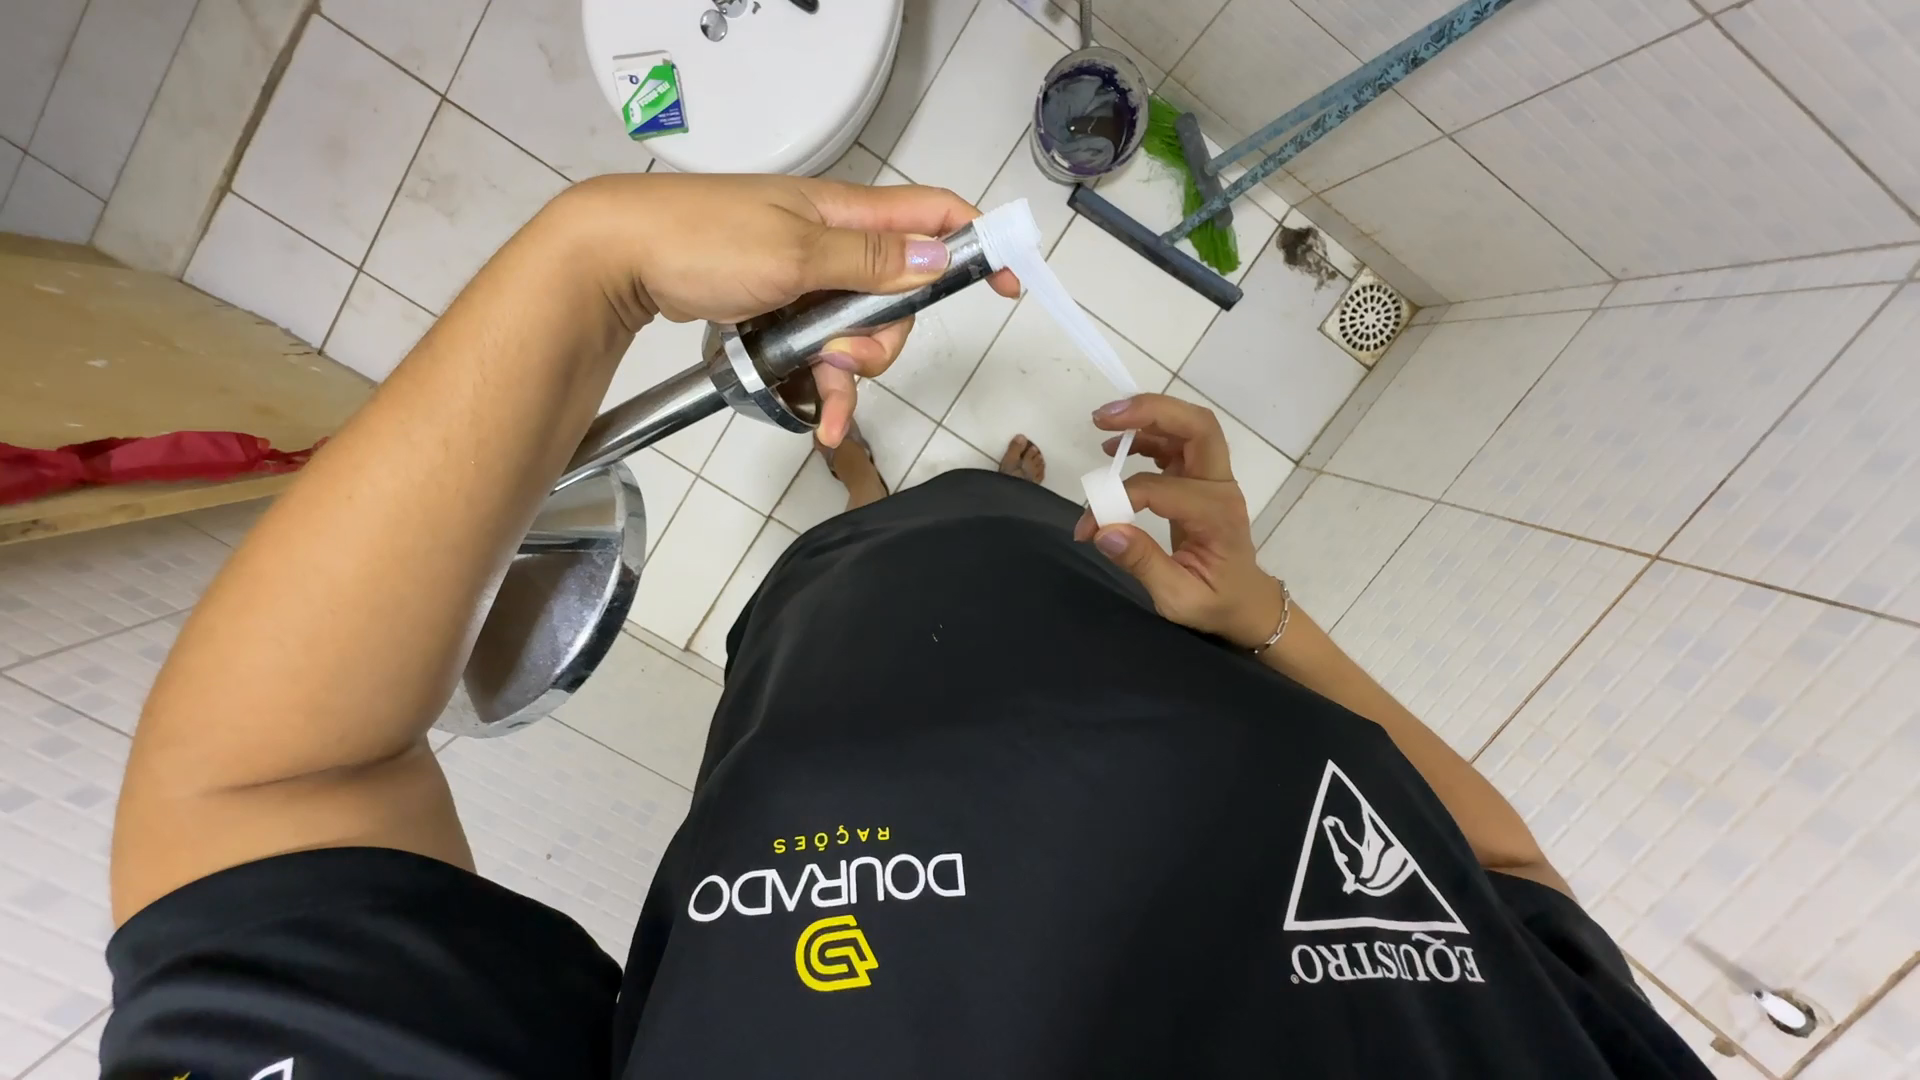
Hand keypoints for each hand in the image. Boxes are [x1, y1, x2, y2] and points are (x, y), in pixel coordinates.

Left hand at [558, 173, 1018, 445]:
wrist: (624, 260)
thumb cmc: (704, 241)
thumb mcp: (796, 252)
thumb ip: (870, 260)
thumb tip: (936, 256)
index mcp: (847, 216)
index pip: (934, 217)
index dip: (978, 244)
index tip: (1007, 281)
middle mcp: (837, 249)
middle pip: (901, 300)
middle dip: (885, 339)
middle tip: (846, 352)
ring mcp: (811, 286)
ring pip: (862, 338)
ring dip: (852, 373)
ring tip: (817, 384)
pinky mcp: (786, 316)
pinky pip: (823, 358)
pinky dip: (826, 390)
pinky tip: (822, 421)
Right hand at [1071, 394, 1285, 647]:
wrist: (1245, 603)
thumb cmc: (1214, 602)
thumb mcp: (1177, 597)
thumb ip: (1143, 563)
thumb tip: (1104, 530)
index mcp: (1217, 516)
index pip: (1159, 489)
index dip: (1116, 501)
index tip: (1086, 529)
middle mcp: (1220, 487)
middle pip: (1197, 426)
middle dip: (1150, 412)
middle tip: (1103, 418)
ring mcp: (1213, 479)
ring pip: (1188, 426)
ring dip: (1147, 416)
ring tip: (1104, 422)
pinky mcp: (1200, 479)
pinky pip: (1179, 440)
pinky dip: (1148, 433)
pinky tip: (1117, 444)